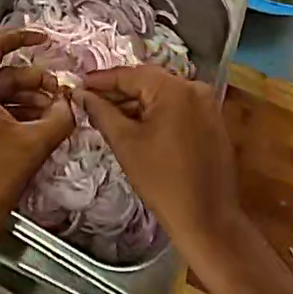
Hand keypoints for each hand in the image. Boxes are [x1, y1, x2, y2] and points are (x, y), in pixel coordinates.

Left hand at [0, 30, 74, 249]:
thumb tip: (71, 104)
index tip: (44, 38)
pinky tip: (39, 129)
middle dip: (34, 81)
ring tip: (55, 113)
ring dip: (28, 101)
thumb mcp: (33, 144)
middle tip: (60, 92)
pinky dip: (16, 116)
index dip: (21, 37)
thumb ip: (59, 117)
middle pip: (1, 75)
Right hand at [80, 66, 246, 259]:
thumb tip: (82, 94)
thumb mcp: (125, 143)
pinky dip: (156, 111)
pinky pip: (178, 106)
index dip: (102, 80)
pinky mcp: (212, 120)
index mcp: (174, 89)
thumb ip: (101, 112)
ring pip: (163, 93)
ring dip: (137, 101)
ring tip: (108, 112)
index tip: (80, 84)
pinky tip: (136, 123)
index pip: (130, 74)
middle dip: (119, 90)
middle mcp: (194, 88)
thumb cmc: (162, 181)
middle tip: (90, 98)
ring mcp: (207, 104)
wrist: (208, 219)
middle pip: (148, 81)